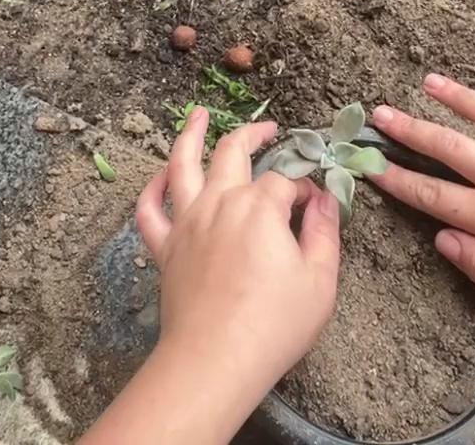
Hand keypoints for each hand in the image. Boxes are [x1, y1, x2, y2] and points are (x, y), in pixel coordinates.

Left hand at [135, 107, 342, 385]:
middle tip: (268, 128)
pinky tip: (159, 176)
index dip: (303, 188)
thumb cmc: (273, 324)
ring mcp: (187, 220)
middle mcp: (220, 201)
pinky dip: (151, 189)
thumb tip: (325, 199)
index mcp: (259, 206)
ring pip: (182, 164)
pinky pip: (149, 210)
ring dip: (190, 134)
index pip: (285, 180)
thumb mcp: (320, 280)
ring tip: (197, 113)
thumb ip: (324, 232)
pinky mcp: (165, 246)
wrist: (215, 361)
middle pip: (233, 152)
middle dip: (254, 134)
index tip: (315, 205)